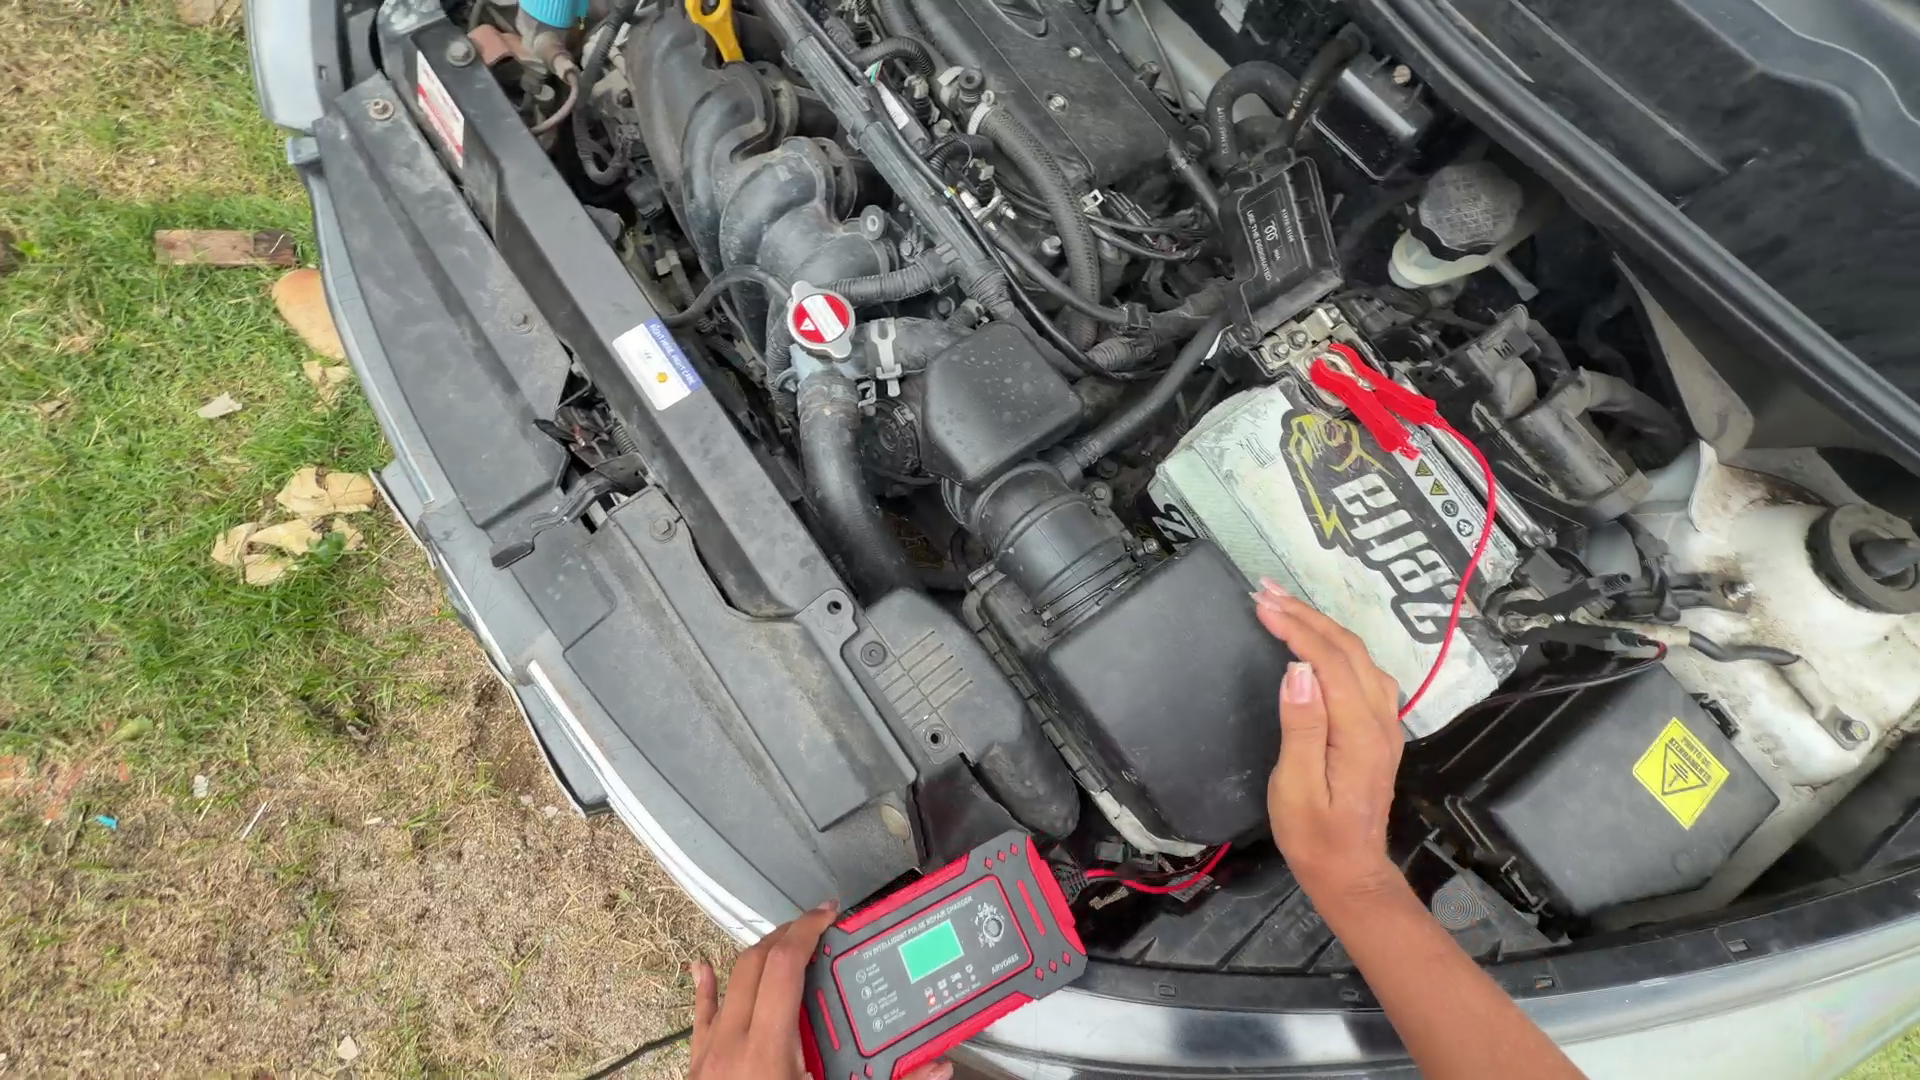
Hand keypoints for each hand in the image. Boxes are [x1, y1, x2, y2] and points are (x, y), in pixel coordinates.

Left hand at [689, 904, 952, 1079]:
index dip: (807, 930)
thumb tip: (938, 1068)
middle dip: (788, 935)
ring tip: (787, 943)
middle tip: (819, 928)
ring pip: (730, 983)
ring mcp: (709, 1060)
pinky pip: (699, 1022)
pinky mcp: (697, 1075)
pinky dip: (705, 990)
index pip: (783, 965)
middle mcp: (731, 1047)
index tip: (829, 915)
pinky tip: (703, 968)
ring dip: (759, 957)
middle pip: (756, 963)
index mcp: (767, 1053)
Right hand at [1253, 579, 1408, 911]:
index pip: (1329, 661)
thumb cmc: (1313, 835)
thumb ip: (1301, 727)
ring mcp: (1383, 723)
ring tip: (1282, 605)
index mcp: (1359, 732)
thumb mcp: (1297, 787)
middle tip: (1264, 591)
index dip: (1296, 628)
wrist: (1350, 872)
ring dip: (1320, 624)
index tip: (1260, 604)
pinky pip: (1361, 671)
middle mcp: (1379, 719)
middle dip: (1306, 614)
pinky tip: (1314, 639)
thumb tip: (1298, 668)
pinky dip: (1333, 644)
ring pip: (1358, 656)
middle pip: (1348, 649)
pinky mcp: (1376, 728)